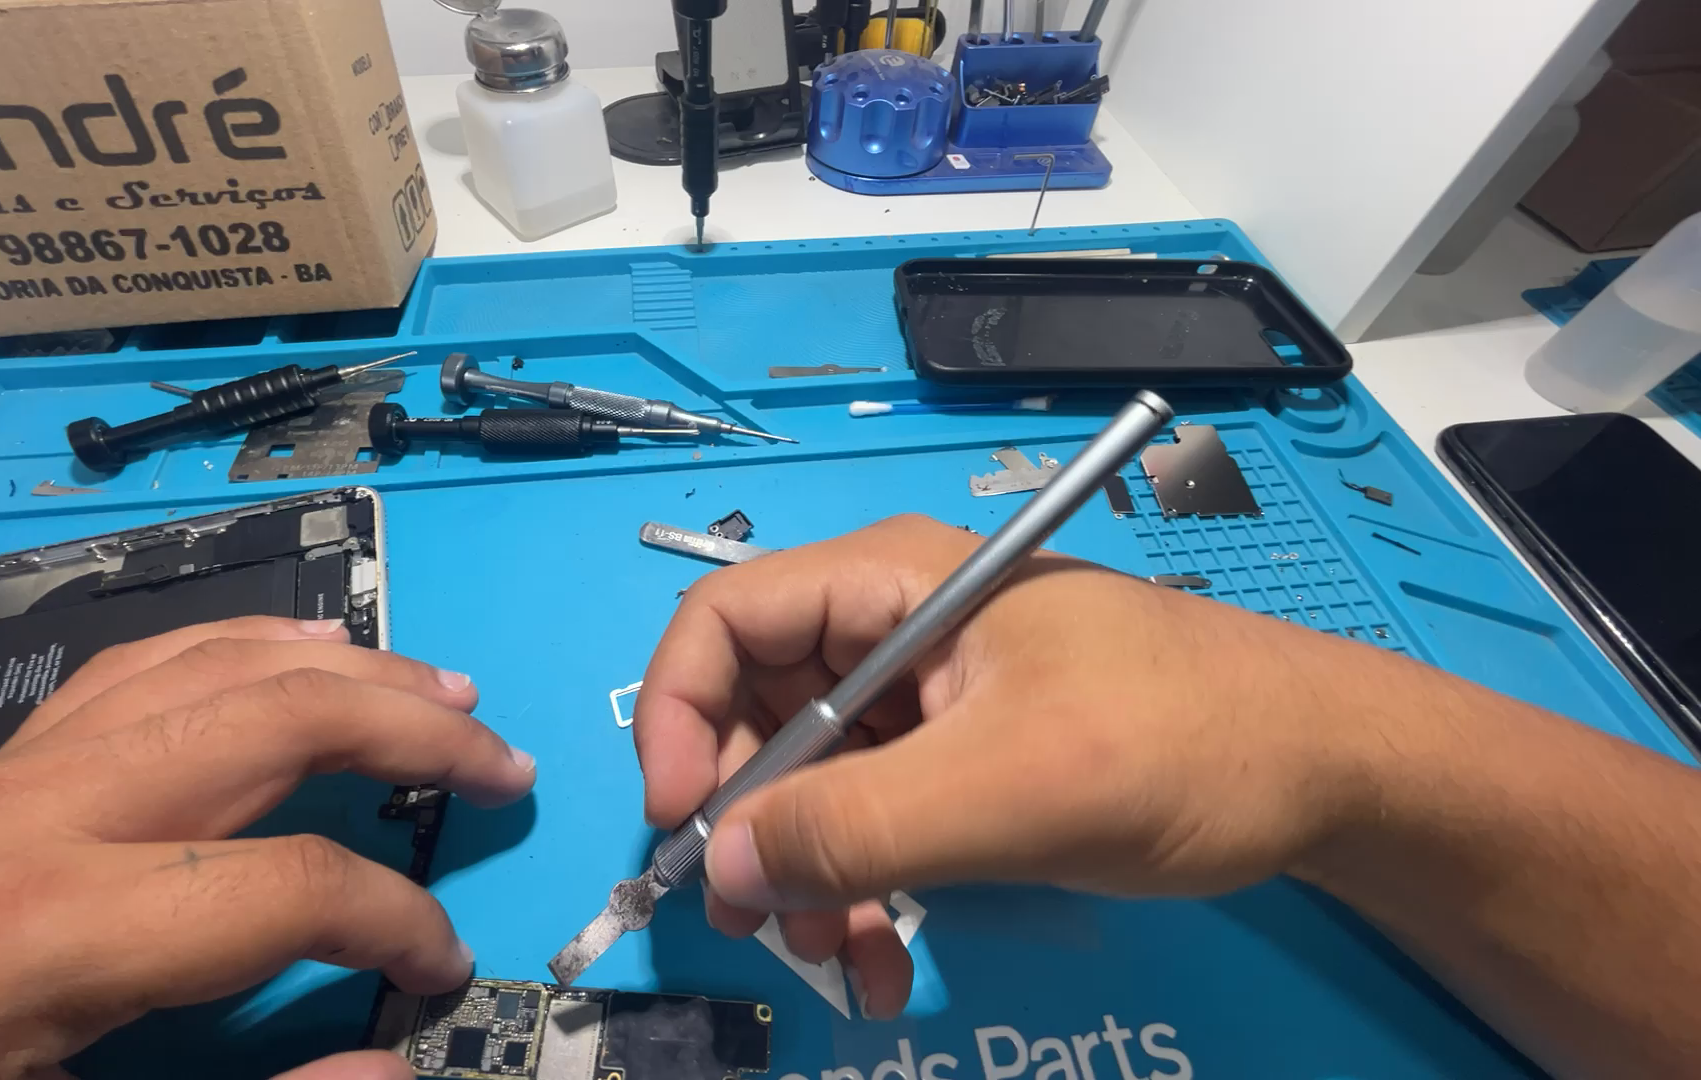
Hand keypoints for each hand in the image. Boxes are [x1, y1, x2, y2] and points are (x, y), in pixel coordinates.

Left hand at [0, 616, 535, 1079]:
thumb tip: (388, 1070)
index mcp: (24, 942)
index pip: (286, 889)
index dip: (395, 924)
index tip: (442, 967)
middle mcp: (24, 819)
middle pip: (281, 722)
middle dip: (417, 736)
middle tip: (503, 764)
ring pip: (226, 665)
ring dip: (359, 671)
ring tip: (444, 690)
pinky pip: (150, 667)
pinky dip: (256, 643)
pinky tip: (312, 645)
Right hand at [634, 515, 1446, 1016]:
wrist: (1322, 771)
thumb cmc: (1180, 741)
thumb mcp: (1015, 785)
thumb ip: (861, 825)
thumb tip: (726, 865)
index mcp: (887, 580)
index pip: (727, 614)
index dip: (679, 707)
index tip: (683, 821)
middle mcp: (883, 622)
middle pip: (752, 700)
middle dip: (746, 812)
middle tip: (758, 914)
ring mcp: (911, 686)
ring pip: (801, 770)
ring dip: (801, 864)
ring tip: (833, 953)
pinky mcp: (939, 744)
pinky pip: (858, 805)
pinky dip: (853, 878)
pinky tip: (880, 948)